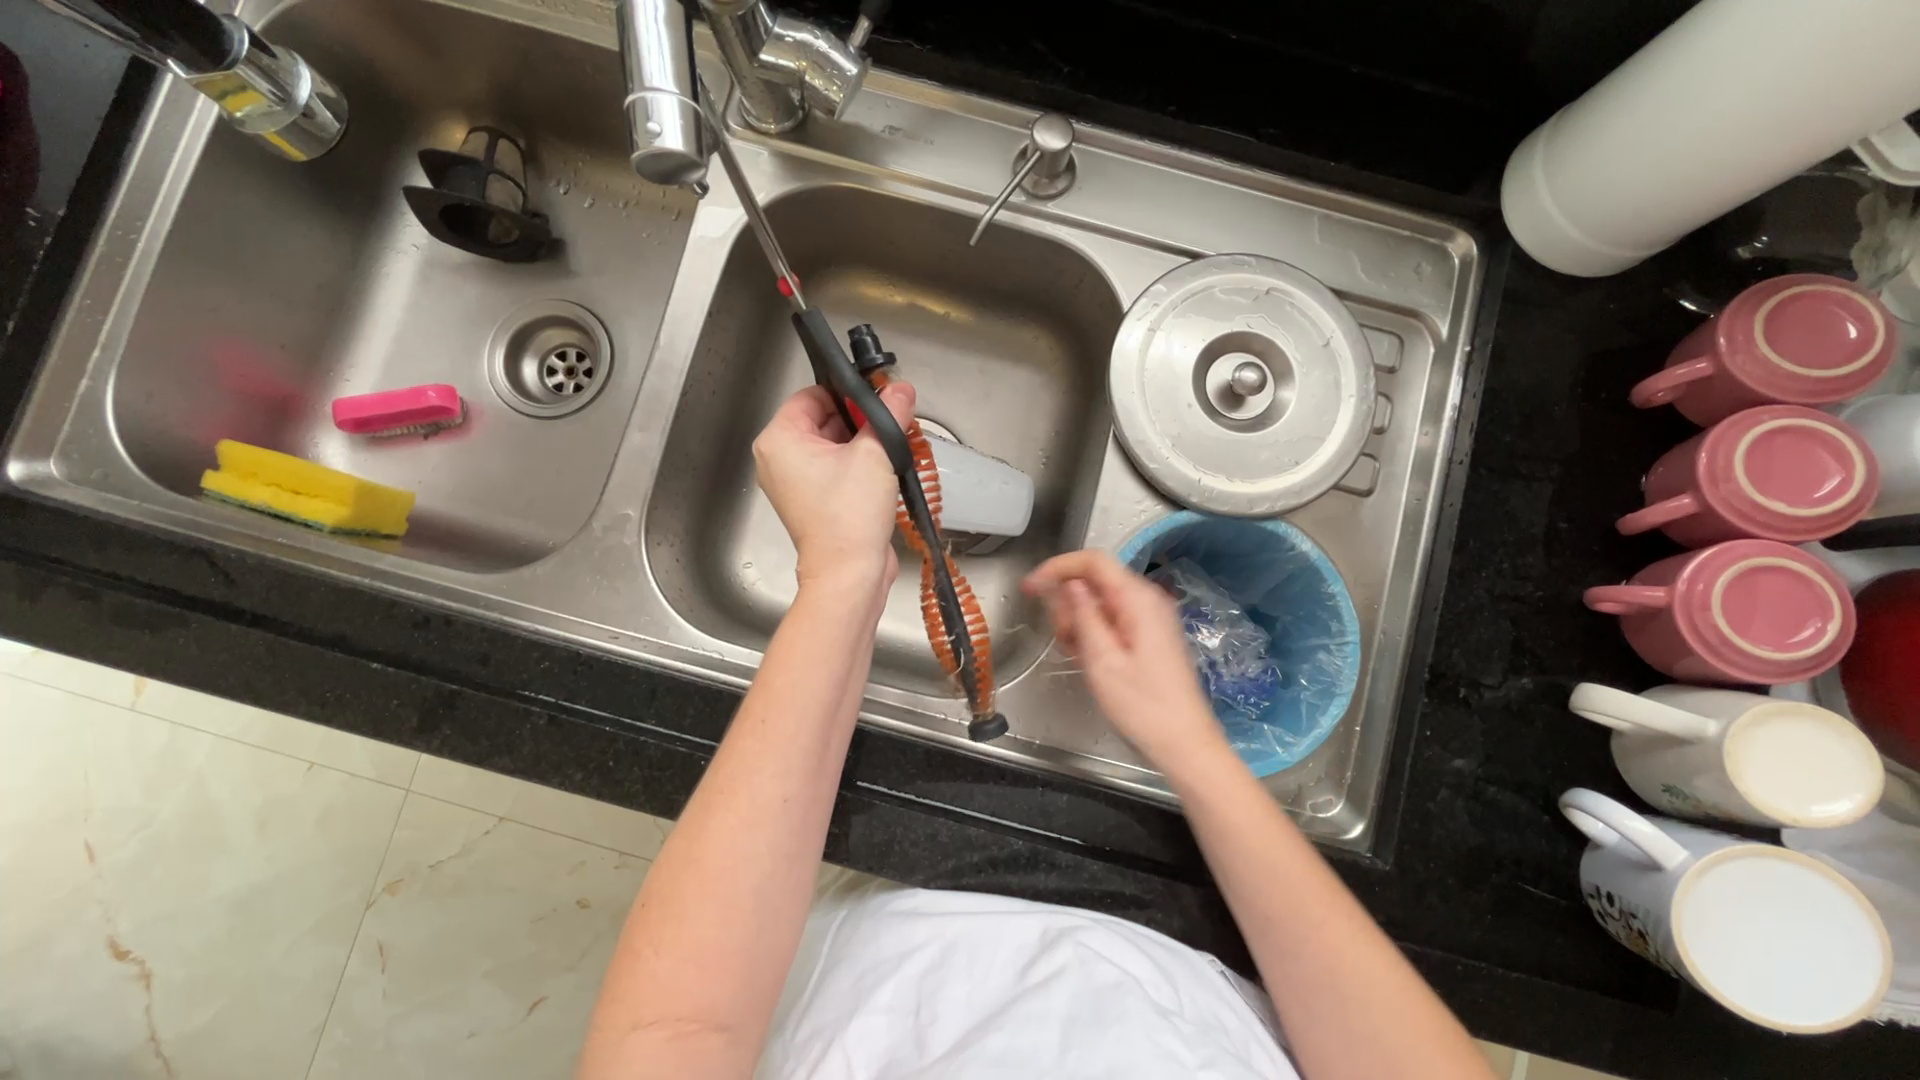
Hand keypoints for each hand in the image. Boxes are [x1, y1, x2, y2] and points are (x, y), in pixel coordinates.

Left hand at [753, 381, 915, 594]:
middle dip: (858, 422)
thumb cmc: (848, 520)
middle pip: (823, 419)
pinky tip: (880, 474)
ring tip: (885, 456)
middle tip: (887, 429)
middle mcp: (778, 460)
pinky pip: (834, 470)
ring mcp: (794, 483)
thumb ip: (889, 415)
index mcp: (779, 441)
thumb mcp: (875, 453)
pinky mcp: (812, 501)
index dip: (847, 395)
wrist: (849, 573)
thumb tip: (899, 391)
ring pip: (832, 445)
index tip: (876, 401)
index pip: (813, 395)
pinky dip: (857, 467)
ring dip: (861, 445)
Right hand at [1023, 550, 1228, 772]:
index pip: (1092, 561)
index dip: (1057, 568)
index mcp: (1137, 599)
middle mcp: (1148, 600)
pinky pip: (1114, 620)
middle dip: (1069, 604)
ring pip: (1101, 603)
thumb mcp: (1102, 659)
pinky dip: (1095, 634)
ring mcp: (1151, 618)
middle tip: (1064, 640)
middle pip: (1095, 581)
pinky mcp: (1151, 636)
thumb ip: (1083, 614)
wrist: (1184, 743)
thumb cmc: (1142, 706)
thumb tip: (1069, 583)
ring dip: (1080, 623)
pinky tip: (1091, 661)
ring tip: (1079, 657)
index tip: (1030, 588)